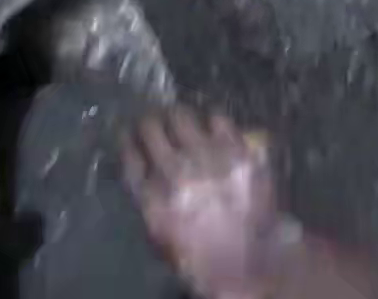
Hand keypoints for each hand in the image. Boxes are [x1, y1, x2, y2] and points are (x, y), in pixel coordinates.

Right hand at [122, 108, 297, 298]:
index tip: (127, 131)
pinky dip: (210, 120)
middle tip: (153, 119)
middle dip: (149, 122)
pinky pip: (217, 118)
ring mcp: (209, 157)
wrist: (251, 261)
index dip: (126, 140)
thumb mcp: (162, 236)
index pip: (130, 158)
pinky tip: (210, 125)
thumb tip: (142, 164)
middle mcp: (178, 174)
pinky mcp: (237, 149)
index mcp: (154, 202)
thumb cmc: (202, 255)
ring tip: (178, 116)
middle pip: (152, 130)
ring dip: (176, 116)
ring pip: (182, 116)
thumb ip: (149, 199)